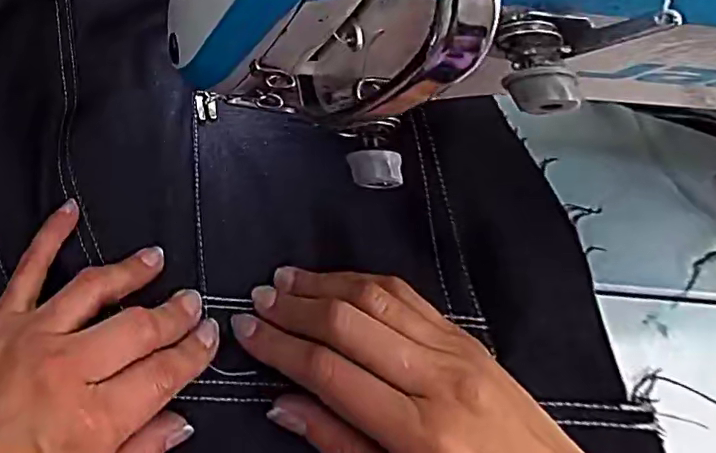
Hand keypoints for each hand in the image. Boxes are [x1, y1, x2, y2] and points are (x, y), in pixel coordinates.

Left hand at [0, 201, 217, 452]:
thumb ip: (135, 451)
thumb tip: (177, 421)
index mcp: (89, 422)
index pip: (160, 375)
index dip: (192, 353)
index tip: (208, 336)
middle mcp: (66, 370)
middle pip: (137, 328)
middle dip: (174, 313)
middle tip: (193, 301)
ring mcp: (33, 336)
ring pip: (95, 288)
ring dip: (130, 271)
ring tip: (154, 259)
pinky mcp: (1, 320)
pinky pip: (30, 267)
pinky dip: (50, 234)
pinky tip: (69, 210)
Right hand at [231, 269, 582, 452]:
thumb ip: (340, 444)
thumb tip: (285, 405)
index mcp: (423, 435)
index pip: (330, 372)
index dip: (280, 347)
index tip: (250, 332)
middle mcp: (438, 380)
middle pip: (347, 323)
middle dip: (294, 308)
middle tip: (258, 299)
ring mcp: (455, 351)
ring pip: (373, 295)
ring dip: (322, 283)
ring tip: (286, 280)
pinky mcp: (465, 336)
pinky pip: (406, 293)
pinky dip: (362, 280)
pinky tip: (337, 279)